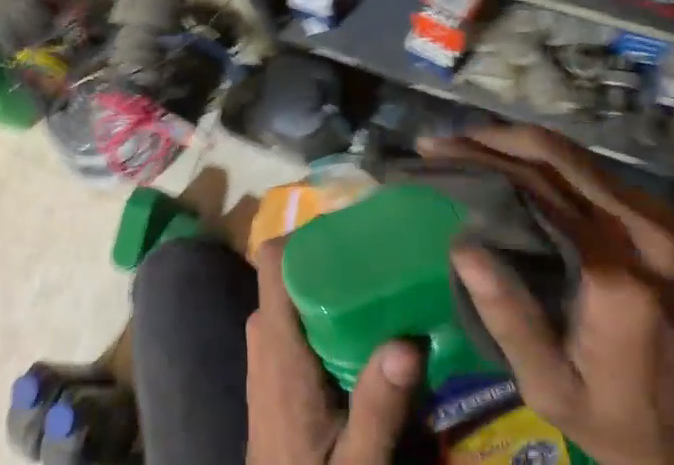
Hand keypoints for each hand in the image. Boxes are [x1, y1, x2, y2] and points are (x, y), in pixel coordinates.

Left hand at [246, 240, 422, 464]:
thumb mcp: (356, 459)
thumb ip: (379, 407)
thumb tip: (409, 343)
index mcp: (279, 345)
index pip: (273, 260)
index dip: (308, 236)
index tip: (358, 233)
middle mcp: (264, 334)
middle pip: (292, 271)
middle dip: (336, 260)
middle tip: (389, 261)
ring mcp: (266, 348)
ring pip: (296, 293)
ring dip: (334, 286)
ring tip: (386, 286)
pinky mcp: (273, 362)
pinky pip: (296, 316)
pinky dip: (327, 311)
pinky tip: (368, 326)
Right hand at [420, 127, 673, 464]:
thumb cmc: (630, 425)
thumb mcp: (557, 391)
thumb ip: (510, 318)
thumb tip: (460, 243)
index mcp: (618, 275)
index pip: (536, 186)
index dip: (478, 158)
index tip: (431, 152)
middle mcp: (648, 233)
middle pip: (558, 154)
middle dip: (492, 138)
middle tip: (441, 143)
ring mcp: (665, 224)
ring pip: (579, 157)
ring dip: (519, 147)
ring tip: (467, 152)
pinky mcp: (670, 226)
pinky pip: (597, 175)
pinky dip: (548, 164)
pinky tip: (514, 173)